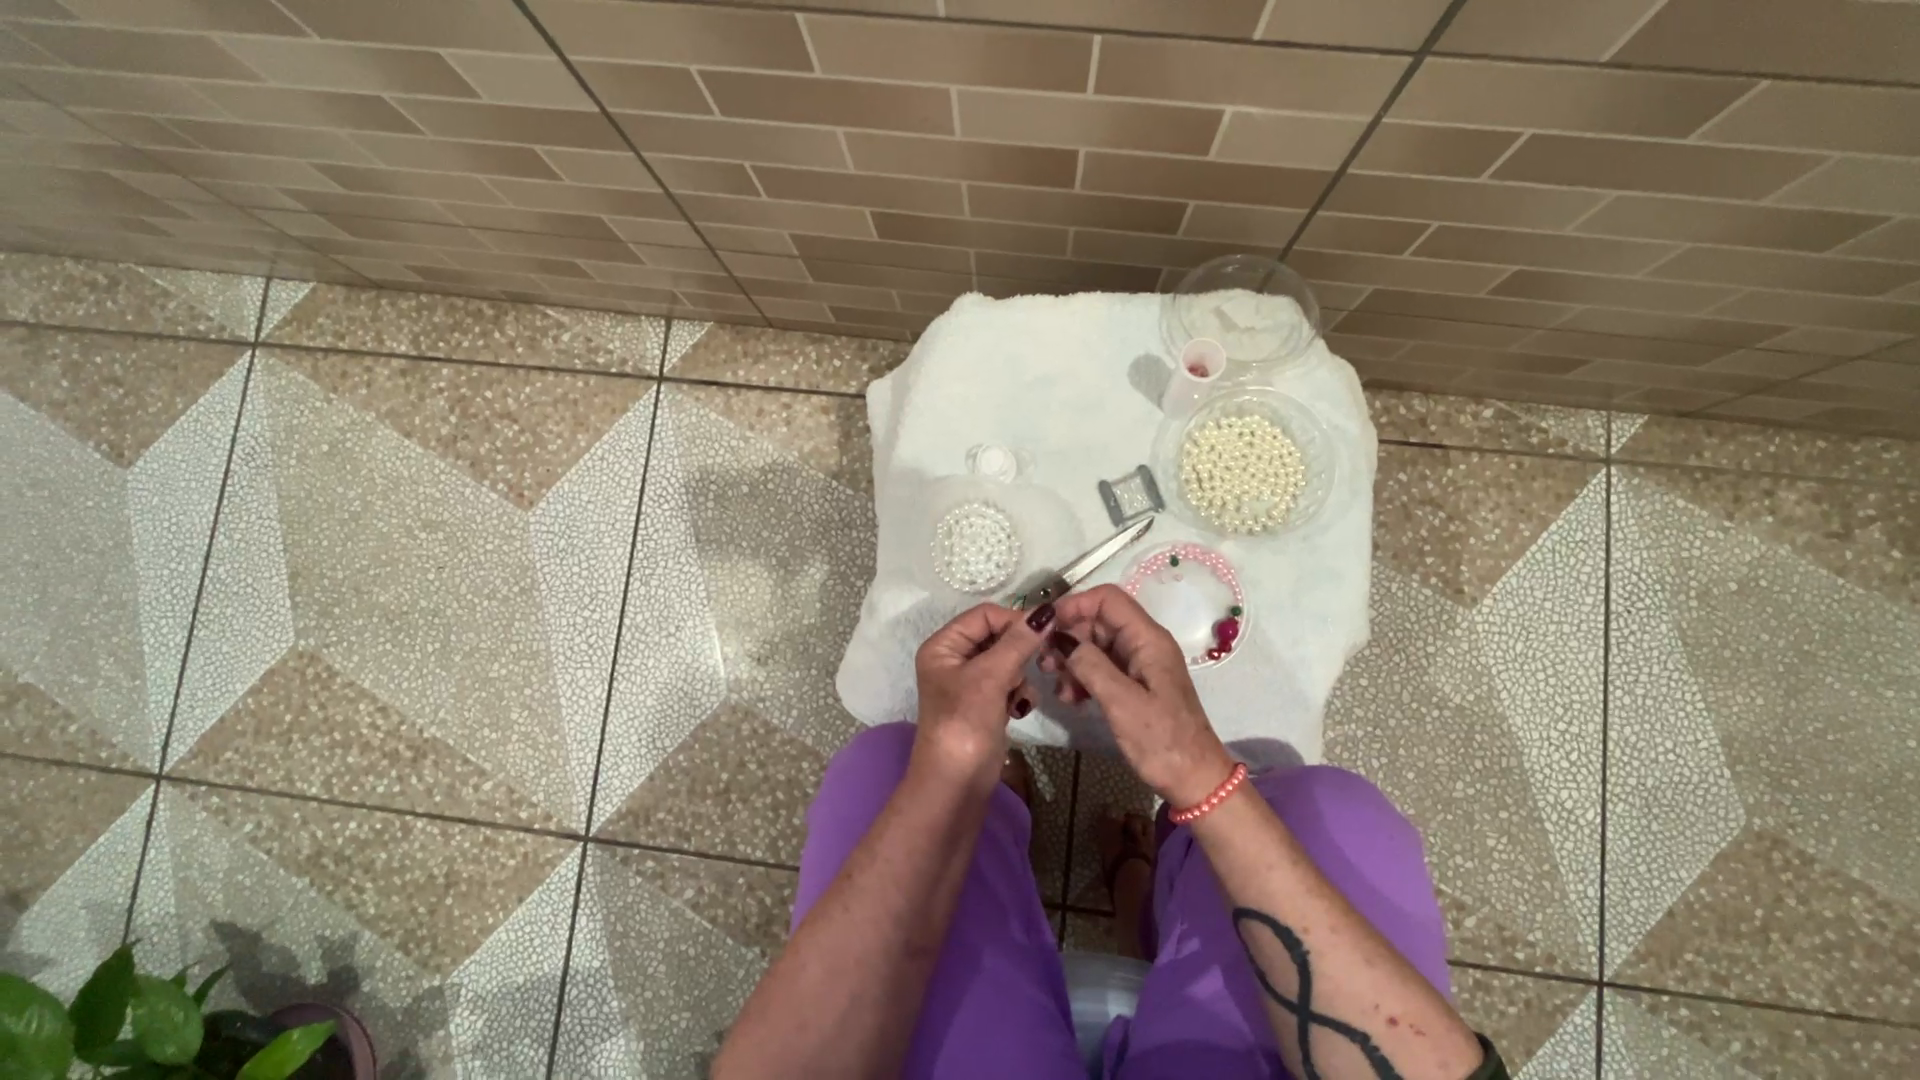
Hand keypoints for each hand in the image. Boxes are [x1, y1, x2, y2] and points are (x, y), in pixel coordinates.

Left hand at [912, 602, 1050, 788]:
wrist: (955, 783)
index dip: (1013, 619)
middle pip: (997, 636)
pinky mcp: (984, 704)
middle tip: (1039, 664)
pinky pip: (1008, 684)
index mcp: (943, 646)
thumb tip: (1046, 611)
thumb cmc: (965, 723)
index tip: (1044, 632)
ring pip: (1007, 661)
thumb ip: (1018, 642)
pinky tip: (1019, 709)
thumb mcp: (991, 677)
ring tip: (1018, 696)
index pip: (984, 615)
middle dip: (1019, 651)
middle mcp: (953, 659)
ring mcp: (969, 684)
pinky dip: (1017, 693)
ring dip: (1020, 675)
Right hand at [1042, 585, 1235, 806]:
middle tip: (1044, 663)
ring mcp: (1139, 665)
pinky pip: (1100, 668)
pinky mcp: (1133, 686)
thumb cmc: (1162, 741)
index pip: (1107, 599)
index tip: (1046, 627)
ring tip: (1057, 686)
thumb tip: (1062, 640)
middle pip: (1098, 621)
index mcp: (1148, 639)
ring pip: (1095, 646)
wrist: (1193, 781)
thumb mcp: (1122, 702)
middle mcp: (1144, 645)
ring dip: (1071, 660)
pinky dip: (1081, 678)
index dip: (1074, 605)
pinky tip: (1070, 698)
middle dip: (1068, 636)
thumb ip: (1090, 665)